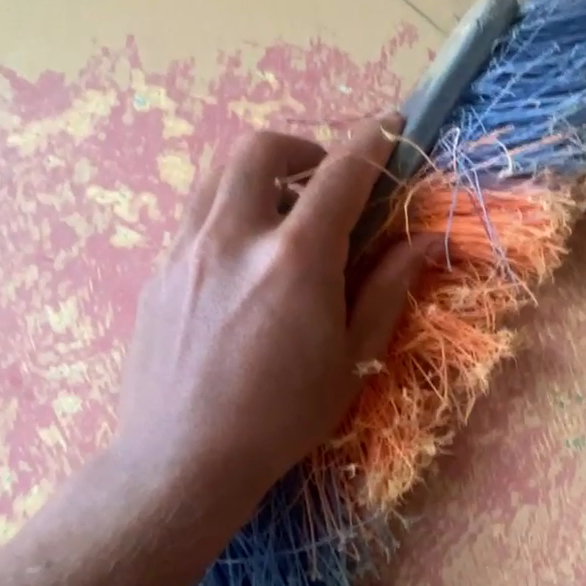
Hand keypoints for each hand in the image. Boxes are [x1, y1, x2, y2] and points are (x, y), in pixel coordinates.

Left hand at [114, 120, 432, 500]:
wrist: (181, 461)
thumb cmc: (284, 415)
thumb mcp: (353, 356)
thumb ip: (388, 286)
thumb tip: (428, 240)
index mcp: (295, 259)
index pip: (341, 174)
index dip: (371, 140)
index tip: (390, 124)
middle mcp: (235, 237)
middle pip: (260, 148)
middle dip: (302, 147)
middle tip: (325, 180)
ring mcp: (185, 249)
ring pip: (217, 171)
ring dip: (260, 172)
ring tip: (285, 211)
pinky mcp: (157, 270)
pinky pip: (196, 212)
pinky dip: (231, 208)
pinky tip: (247, 259)